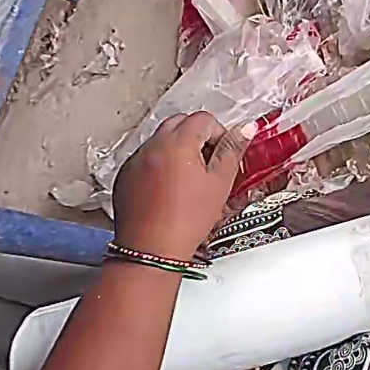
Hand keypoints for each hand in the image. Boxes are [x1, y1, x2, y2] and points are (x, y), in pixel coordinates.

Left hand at [111, 112, 252, 263]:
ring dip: (177, 150)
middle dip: (197, 137)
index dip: (219, 133)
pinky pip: (145, 159)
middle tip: (209, 162)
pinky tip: (169, 190)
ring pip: (161, 140)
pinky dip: (159, 165)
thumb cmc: (185, 221)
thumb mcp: (219, 184)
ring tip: (190, 180)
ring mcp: (136, 160)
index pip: (203, 119)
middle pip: (179, 123)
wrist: (152, 250)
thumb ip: (231, 151)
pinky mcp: (125, 176)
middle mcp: (152, 146)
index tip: (223, 152)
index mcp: (177, 143)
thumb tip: (243, 130)